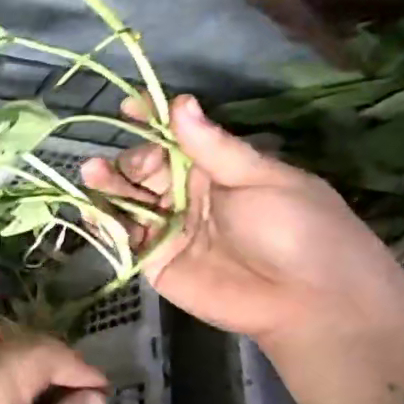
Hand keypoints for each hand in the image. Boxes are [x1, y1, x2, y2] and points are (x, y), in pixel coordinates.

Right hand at [81, 93, 403, 345]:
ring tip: (92, 172)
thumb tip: (180, 102)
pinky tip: (93, 211)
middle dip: (128, 160)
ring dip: (107, 185)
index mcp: (215, 171)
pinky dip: (103, 223)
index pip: (175, 139)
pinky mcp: (153, 259)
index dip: (151, 122)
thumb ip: (213, 147)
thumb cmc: (299, 231)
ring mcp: (167, 228)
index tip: (128, 107)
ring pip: (126, 201)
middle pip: (142, 170)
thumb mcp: (262, 180)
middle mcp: (186, 196)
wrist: (311, 302)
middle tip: (134, 165)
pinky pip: (122, 237)